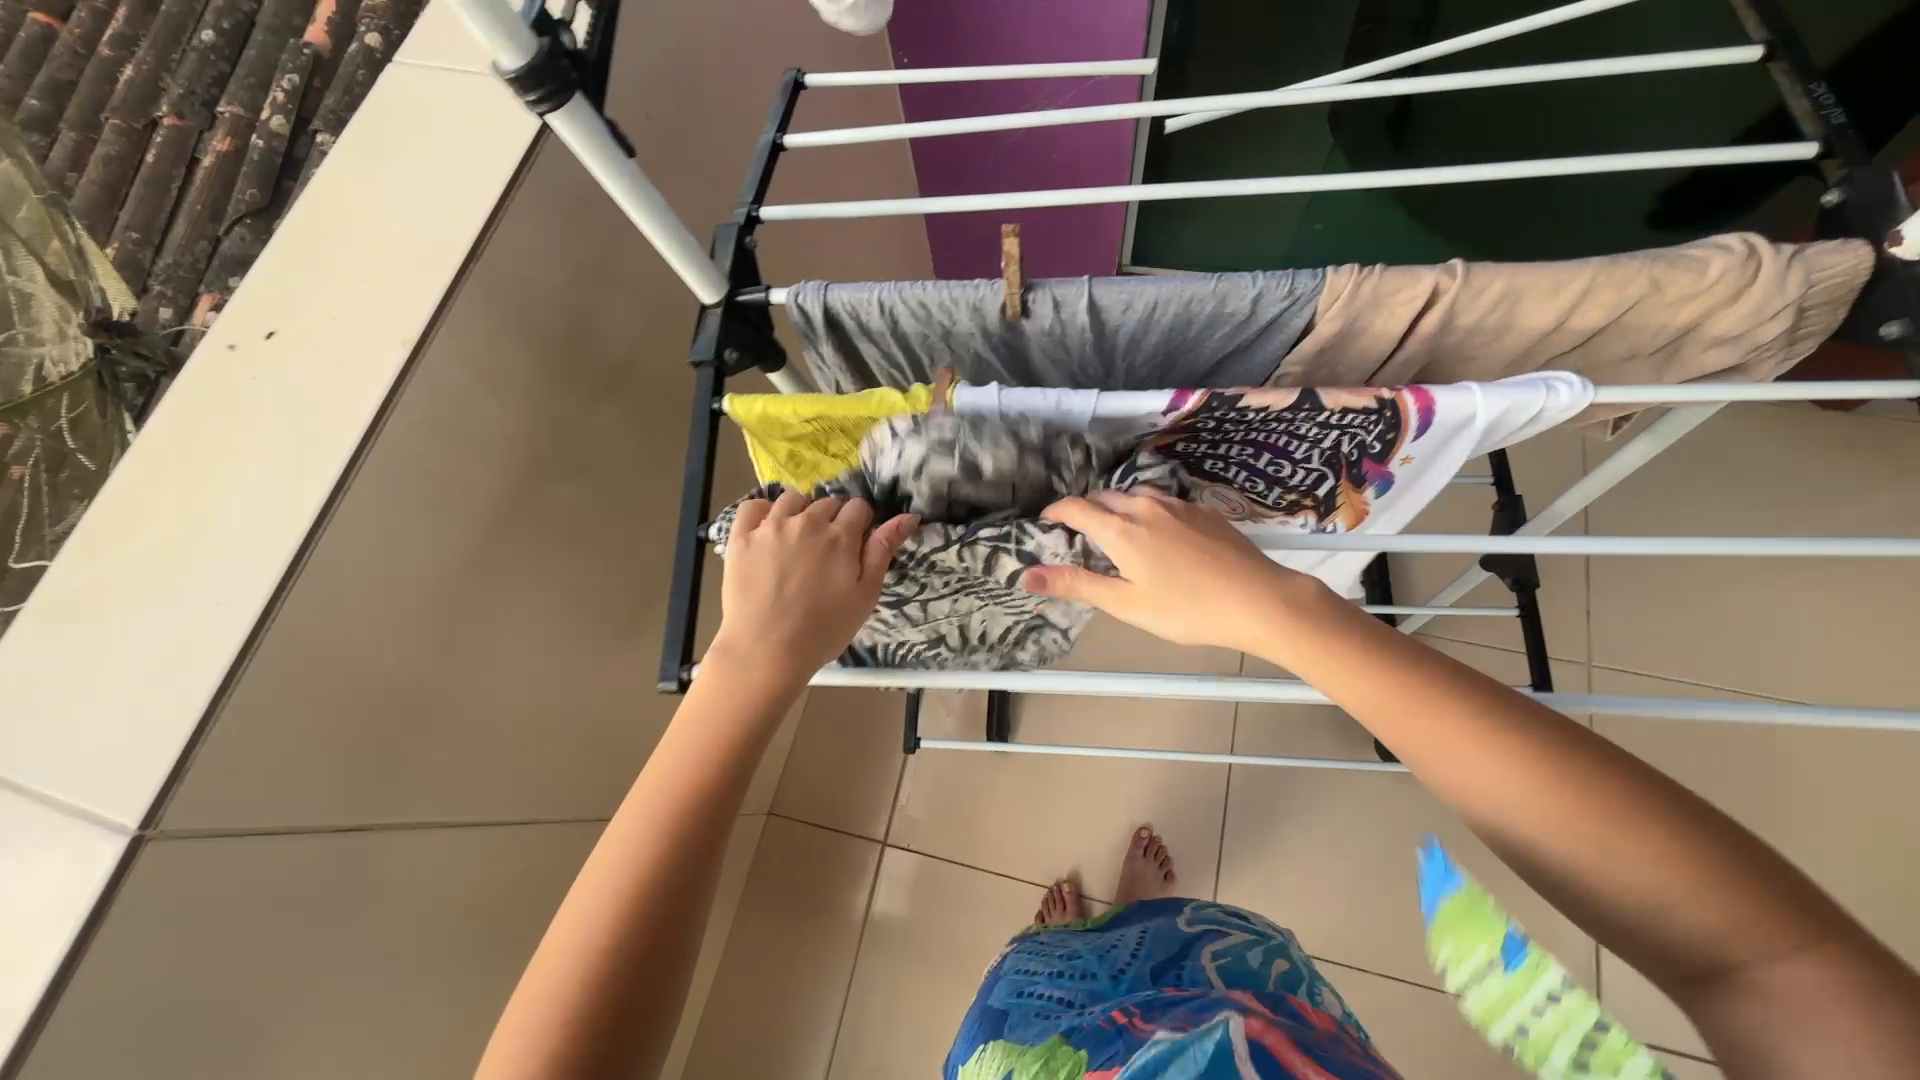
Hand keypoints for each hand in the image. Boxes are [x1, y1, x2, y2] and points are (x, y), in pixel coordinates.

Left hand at [709, 491, 917, 683]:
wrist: (766, 650)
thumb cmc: (824, 630)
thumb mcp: (866, 594)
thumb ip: (884, 551)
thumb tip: (909, 516)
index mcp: (841, 536)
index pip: (858, 507)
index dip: (861, 523)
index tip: (856, 543)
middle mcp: (807, 522)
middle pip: (827, 502)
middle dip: (833, 518)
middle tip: (828, 549)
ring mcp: (771, 527)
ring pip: (792, 499)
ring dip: (801, 510)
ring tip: (799, 537)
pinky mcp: (741, 537)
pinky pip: (752, 507)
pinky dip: (762, 512)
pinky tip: (767, 529)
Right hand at [1020, 491, 1330, 654]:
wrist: (1258, 599)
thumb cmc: (1186, 609)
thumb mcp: (1125, 603)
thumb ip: (1076, 585)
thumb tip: (1026, 576)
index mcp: (1121, 529)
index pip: (1077, 508)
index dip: (1056, 512)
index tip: (1047, 522)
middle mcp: (1146, 506)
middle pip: (1104, 497)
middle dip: (1086, 509)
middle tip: (1079, 534)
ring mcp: (1178, 505)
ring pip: (1135, 496)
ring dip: (1117, 508)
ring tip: (1116, 532)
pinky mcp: (1203, 510)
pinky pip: (1163, 502)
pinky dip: (1146, 511)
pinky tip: (1157, 535)